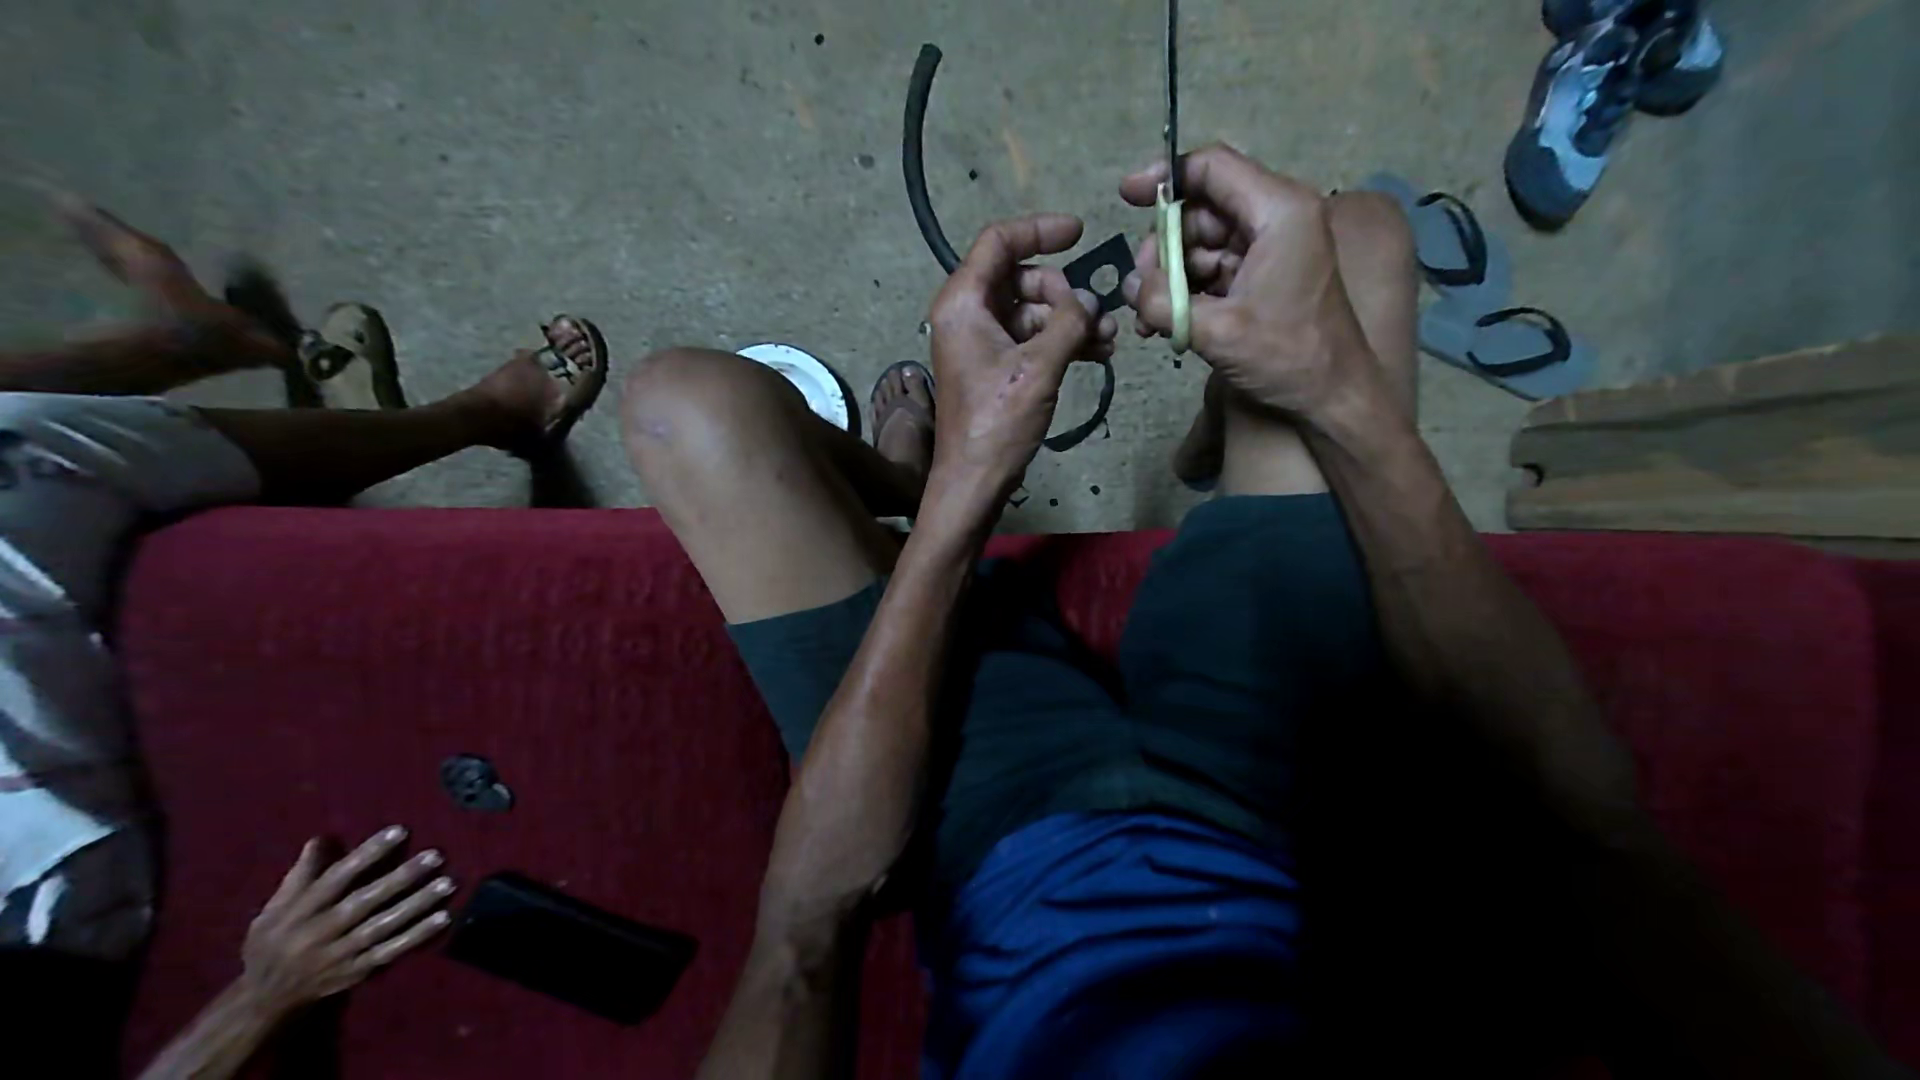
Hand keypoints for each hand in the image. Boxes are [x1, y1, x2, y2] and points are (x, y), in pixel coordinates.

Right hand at [237, 827, 455, 1017]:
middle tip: (436, 855)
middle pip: (362, 903)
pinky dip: (416, 936)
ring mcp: (337, 956)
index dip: (367, 854)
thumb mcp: (274, 911)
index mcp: (295, 915)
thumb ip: (301, 875)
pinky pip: (389, 952)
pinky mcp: (354, 973)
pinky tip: (444, 918)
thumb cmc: (275, 942)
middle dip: (400, 879)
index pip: (335, 879)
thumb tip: (320, 837)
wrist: (263, 1001)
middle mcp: (316, 935)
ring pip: (381, 927)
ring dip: (417, 905)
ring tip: (448, 883)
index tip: (400, 830)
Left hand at [924, 213, 1116, 511]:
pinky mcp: (994, 367)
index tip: (1081, 233)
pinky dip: (1060, 342)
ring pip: (1031, 312)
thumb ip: (1069, 323)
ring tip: (1109, 338)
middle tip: (1096, 316)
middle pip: (1021, 279)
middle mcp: (967, 314)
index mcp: (963, 302)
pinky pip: (1030, 340)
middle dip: (1064, 292)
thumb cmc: (998, 420)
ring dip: (1070, 321)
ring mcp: (980, 342)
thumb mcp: (1039, 366)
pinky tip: (1097, 353)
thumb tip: (1089, 300)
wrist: (974, 479)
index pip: (999, 242)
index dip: (1040, 230)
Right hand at [1122, 143, 1375, 418]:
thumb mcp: (1216, 330)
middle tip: (1142, 289)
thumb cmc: (1286, 356)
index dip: (1165, 177)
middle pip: (1201, 211)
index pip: (1213, 168)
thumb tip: (1131, 286)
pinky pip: (1210, 272)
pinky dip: (1184, 293)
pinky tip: (1162, 324)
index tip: (1125, 197)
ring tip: (1149, 319)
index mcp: (1278, 212)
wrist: (1329, 397)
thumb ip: (1163, 302)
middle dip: (1164, 247)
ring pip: (1200, 245)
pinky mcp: (1260, 279)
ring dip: (1168, 278)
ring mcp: (1268, 251)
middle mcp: (1275, 220)